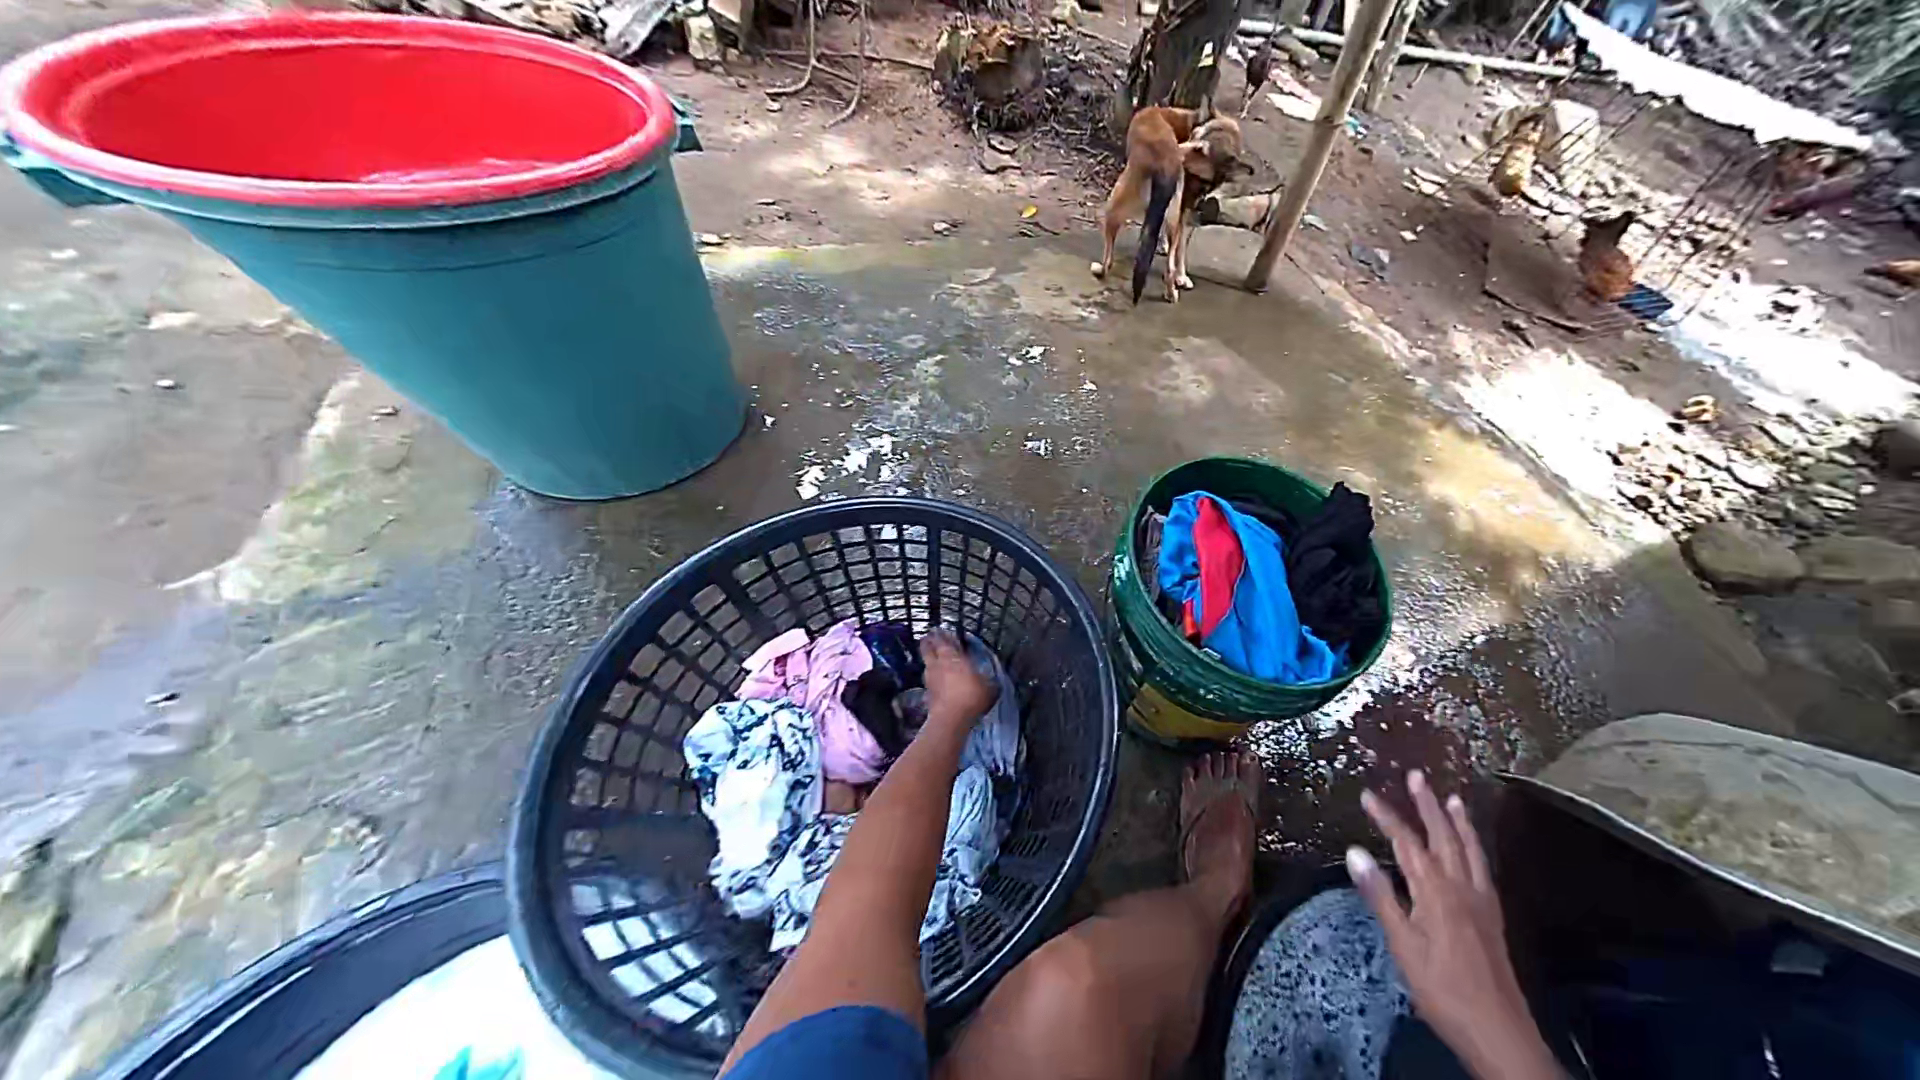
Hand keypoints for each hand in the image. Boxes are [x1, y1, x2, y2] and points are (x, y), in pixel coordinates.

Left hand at [919, 629, 996, 727]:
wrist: (951, 719)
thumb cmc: (972, 696)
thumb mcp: (989, 687)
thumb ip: (989, 679)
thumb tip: (991, 678)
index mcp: (952, 656)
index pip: (943, 640)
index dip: (942, 635)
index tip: (942, 631)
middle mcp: (938, 663)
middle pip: (928, 647)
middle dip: (929, 642)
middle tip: (931, 639)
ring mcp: (929, 678)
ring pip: (926, 662)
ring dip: (929, 658)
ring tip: (934, 659)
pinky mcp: (926, 692)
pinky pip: (928, 678)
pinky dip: (931, 676)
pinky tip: (936, 680)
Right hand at [1348, 771, 1561, 1079]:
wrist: (1498, 1031)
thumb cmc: (1441, 987)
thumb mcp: (1402, 943)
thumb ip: (1380, 896)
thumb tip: (1355, 852)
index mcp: (1436, 891)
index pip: (1406, 844)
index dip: (1386, 817)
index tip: (1367, 795)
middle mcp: (1462, 888)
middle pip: (1443, 837)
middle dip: (1428, 806)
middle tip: (1417, 777)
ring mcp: (1482, 902)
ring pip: (1469, 851)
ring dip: (1458, 822)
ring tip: (1453, 799)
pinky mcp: (1493, 917)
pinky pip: (1483, 868)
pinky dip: (1475, 847)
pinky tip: (1472, 849)